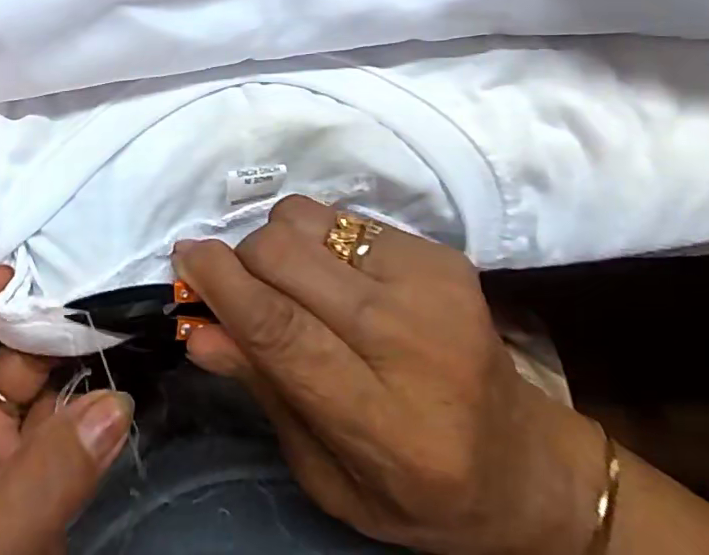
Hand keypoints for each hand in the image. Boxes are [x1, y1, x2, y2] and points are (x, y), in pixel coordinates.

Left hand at [0, 266, 134, 554]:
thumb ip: (44, 477)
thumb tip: (117, 401)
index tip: (12, 274)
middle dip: (21, 319)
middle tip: (71, 289)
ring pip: (23, 379)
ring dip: (58, 349)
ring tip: (97, 317)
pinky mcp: (31, 476)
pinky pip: (56, 417)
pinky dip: (82, 391)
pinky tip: (107, 365)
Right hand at [173, 196, 606, 554]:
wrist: (524, 462)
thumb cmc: (417, 492)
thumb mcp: (327, 476)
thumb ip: (264, 393)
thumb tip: (198, 329)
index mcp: (385, 421)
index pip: (283, 331)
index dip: (223, 285)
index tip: (184, 257)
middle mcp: (413, 340)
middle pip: (288, 257)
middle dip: (244, 260)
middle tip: (241, 286)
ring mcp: (433, 285)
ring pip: (309, 219)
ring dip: (281, 244)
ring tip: (296, 284)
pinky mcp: (441, 254)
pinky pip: (343, 215)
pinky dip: (320, 240)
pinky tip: (338, 278)